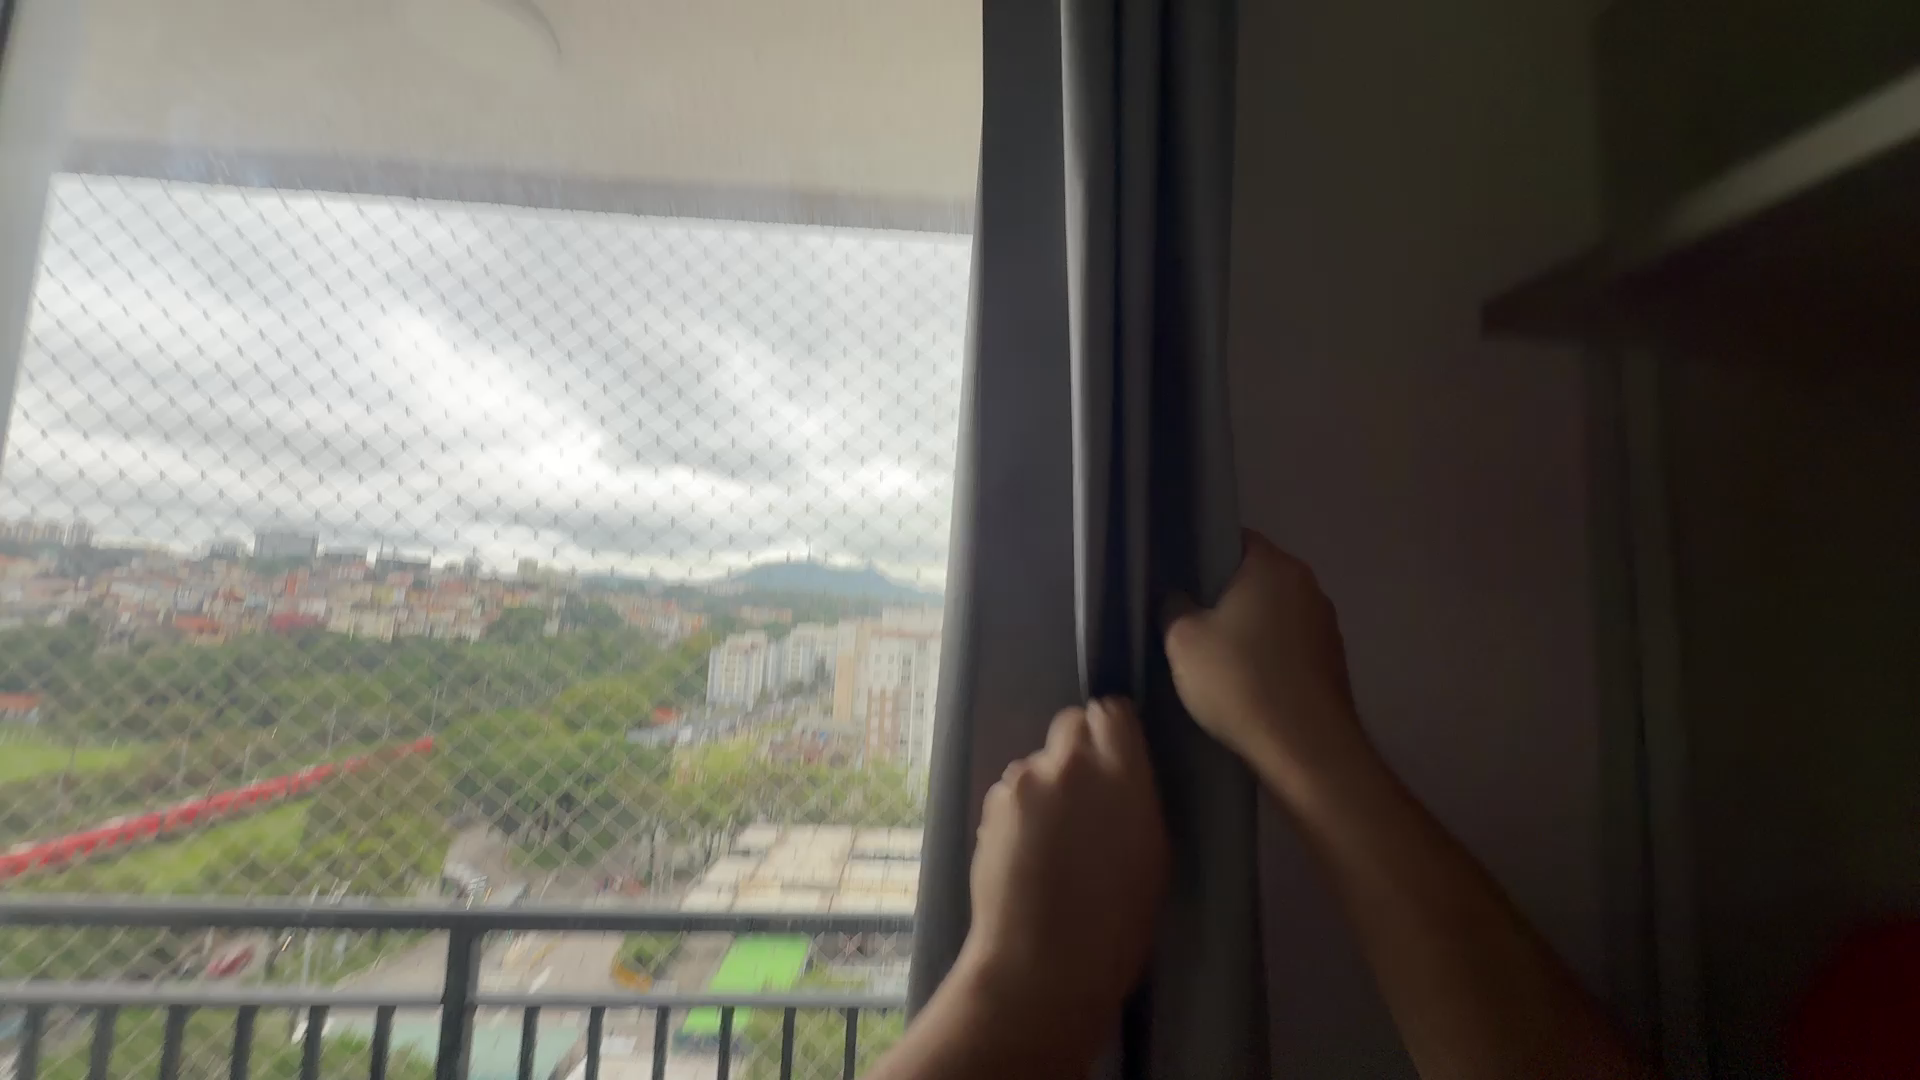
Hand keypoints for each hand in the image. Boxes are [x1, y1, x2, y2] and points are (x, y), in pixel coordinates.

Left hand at [954, 698, 1168, 1060]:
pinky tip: (1023, 851)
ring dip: (1045, 784)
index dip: (1110, 729)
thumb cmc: (1115, 922)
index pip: (1113, 711)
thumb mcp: (1152, 853)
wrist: (1040, 961)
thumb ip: (1133, 795)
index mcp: (1122, 773)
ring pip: (1038, 761)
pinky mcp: (992, 798)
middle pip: (1072, 723)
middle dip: (1077, 748)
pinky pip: (1012, 790)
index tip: (1111, 750)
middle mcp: (1071, 762)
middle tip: (1081, 793)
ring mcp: (1025, 778)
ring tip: (1048, 839)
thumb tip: (1118, 771)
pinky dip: (1019, 809)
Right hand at [1164, 530, 1371, 798]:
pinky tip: (1245, 679)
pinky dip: (1268, 653)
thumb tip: (1179, 599)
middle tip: (1187, 617)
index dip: (1203, 554)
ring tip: (1214, 654)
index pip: (1235, 539)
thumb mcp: (1182, 639)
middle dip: (1224, 594)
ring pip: (1273, 612)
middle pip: (1256, 577)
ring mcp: (1326, 624)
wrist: (1305, 748)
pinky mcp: (1333, 661)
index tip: (1179, 580)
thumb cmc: (1239, 680)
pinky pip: (1289, 643)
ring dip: (1248, 626)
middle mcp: (1308, 585)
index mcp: (1274, 566)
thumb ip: (1174, 606)